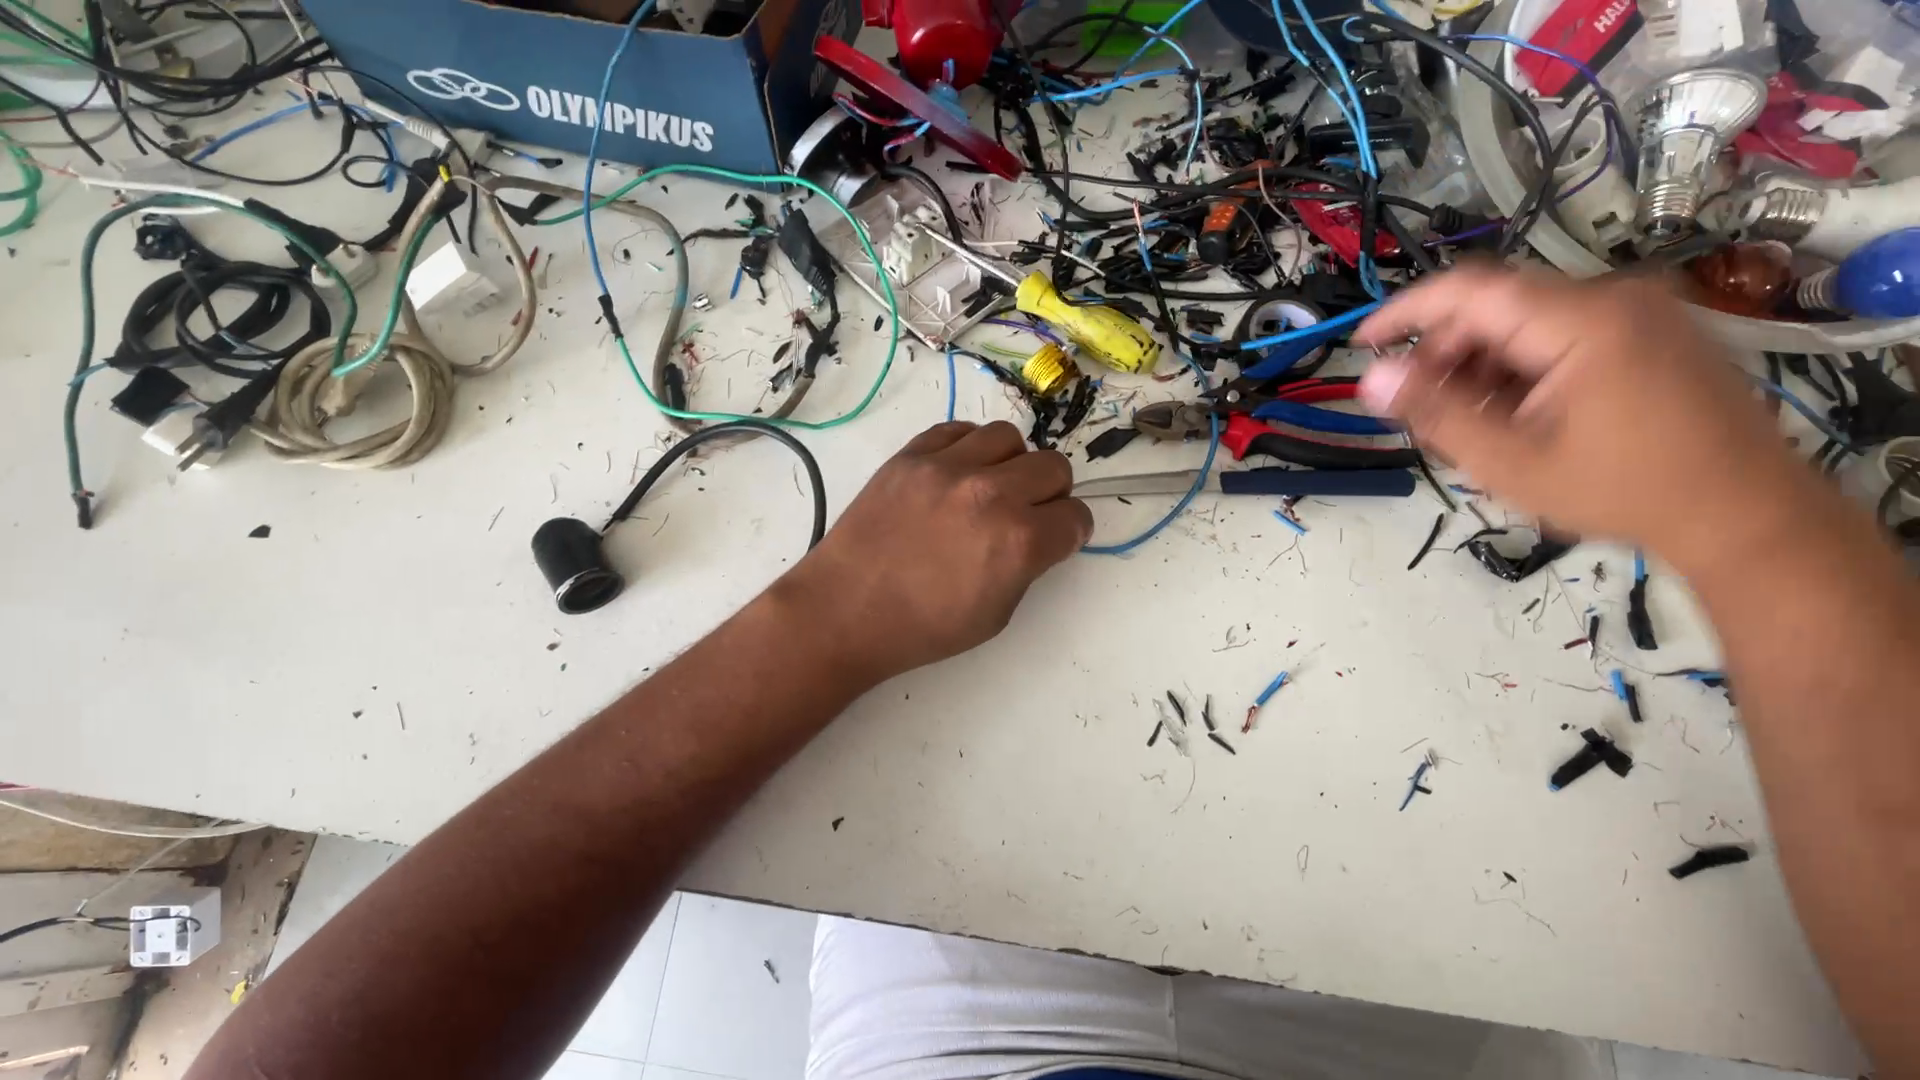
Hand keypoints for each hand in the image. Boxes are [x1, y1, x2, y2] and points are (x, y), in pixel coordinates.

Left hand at [776, 421, 1091, 682]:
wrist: (845, 611)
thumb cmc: (922, 628)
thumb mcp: (996, 615)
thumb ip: (1028, 566)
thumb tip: (1039, 535)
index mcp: (1018, 542)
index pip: (1076, 517)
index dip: (1070, 532)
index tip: (1056, 538)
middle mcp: (991, 494)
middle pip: (1054, 467)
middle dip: (1051, 494)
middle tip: (1028, 514)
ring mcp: (947, 468)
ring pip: (1009, 438)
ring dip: (1011, 464)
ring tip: (990, 488)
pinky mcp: (911, 456)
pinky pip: (958, 430)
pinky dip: (968, 448)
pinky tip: (957, 474)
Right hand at [1353, 265, 1808, 568]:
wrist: (1745, 515)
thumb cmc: (1622, 491)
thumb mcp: (1510, 461)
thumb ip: (1435, 413)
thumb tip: (1372, 378)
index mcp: (1581, 320)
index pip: (1469, 289)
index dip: (1406, 311)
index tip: (1364, 343)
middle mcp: (1614, 298)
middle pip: (1498, 305)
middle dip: (1445, 350)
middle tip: (1420, 404)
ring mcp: (1640, 313)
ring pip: (1528, 321)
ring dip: (1482, 363)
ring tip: (1468, 419)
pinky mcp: (1653, 333)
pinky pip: (1563, 333)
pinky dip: (1522, 366)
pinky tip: (1513, 412)